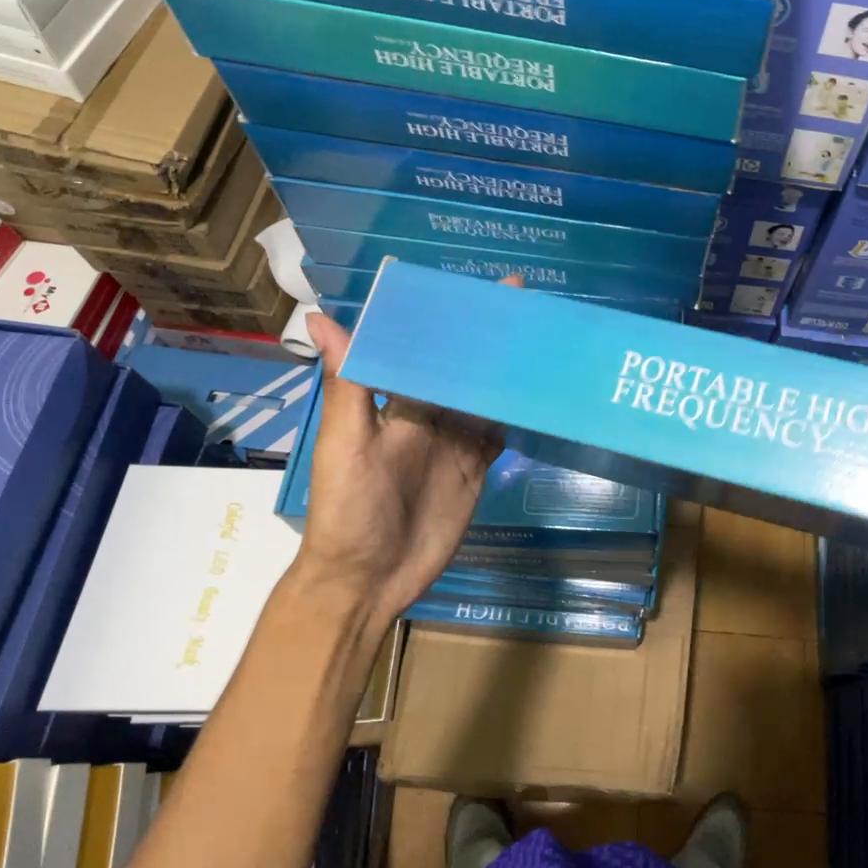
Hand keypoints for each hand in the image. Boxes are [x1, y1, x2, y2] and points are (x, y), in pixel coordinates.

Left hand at [296, 290, 516, 617]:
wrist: (368, 579)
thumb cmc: (348, 510)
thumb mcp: (345, 443)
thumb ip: (349, 384)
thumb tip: (323, 317)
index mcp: (394, 400)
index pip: (424, 347)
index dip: (448, 318)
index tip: (477, 287)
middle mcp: (427, 414)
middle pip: (462, 367)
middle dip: (489, 337)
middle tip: (528, 305)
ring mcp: (454, 442)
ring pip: (486, 395)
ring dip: (508, 370)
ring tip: (543, 339)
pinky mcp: (475, 468)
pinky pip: (499, 432)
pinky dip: (517, 412)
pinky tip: (541, 392)